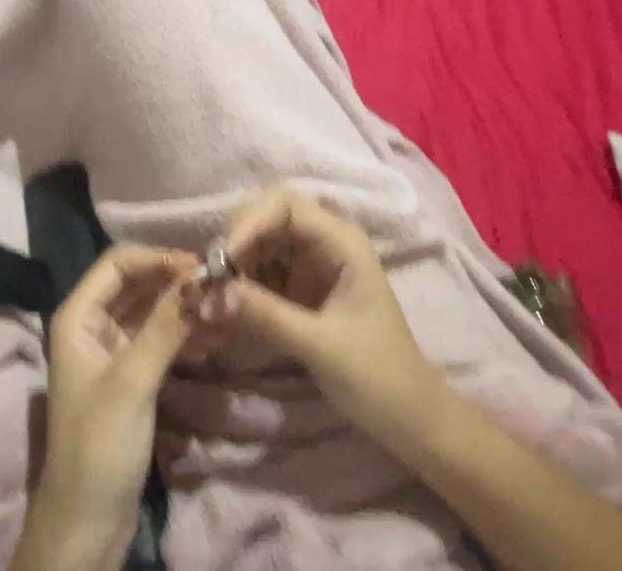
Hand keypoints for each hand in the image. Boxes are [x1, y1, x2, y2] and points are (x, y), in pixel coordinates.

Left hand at [11, 245, 198, 570]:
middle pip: (137, 284)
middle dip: (177, 283)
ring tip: (224, 314)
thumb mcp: (133, 380)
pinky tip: (212, 342)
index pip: (118, 264)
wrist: (86, 518)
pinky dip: (182, 336)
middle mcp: (91, 325)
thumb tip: (201, 277)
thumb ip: (166, 326)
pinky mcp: (129, 376)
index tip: (203, 267)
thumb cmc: (100, 444)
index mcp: (77, 316)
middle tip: (223, 289)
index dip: (159, 258)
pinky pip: (158, 340)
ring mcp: (110, 351)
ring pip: (151, 312)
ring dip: (184, 309)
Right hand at [221, 189, 457, 457]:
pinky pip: (259, 269)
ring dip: (234, 264)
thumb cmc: (377, 376)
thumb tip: (212, 294)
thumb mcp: (320, 346)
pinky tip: (227, 308)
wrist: (409, 417)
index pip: (285, 205)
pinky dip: (239, 283)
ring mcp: (310, 264)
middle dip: (236, 240)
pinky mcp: (298, 288)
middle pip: (266, 214)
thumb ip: (267, 315)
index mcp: (342, 242)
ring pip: (258, 241)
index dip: (249, 223)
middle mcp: (324, 242)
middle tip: (213, 279)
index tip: (222, 261)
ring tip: (214, 299)